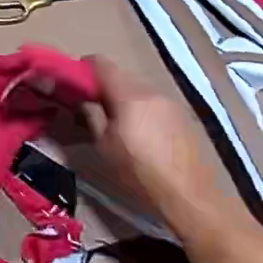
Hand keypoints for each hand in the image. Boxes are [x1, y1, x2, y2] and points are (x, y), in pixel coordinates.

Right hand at [82, 56, 234, 220]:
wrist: (190, 198)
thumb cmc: (140, 174)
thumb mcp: (104, 146)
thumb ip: (90, 114)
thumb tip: (79, 98)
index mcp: (129, 95)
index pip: (100, 63)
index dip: (82, 69)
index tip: (71, 86)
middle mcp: (151, 90)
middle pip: (120, 75)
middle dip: (102, 86)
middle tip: (89, 107)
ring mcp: (170, 102)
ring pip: (137, 89)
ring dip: (122, 98)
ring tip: (115, 123)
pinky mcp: (182, 116)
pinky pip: (153, 102)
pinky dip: (140, 109)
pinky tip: (140, 134)